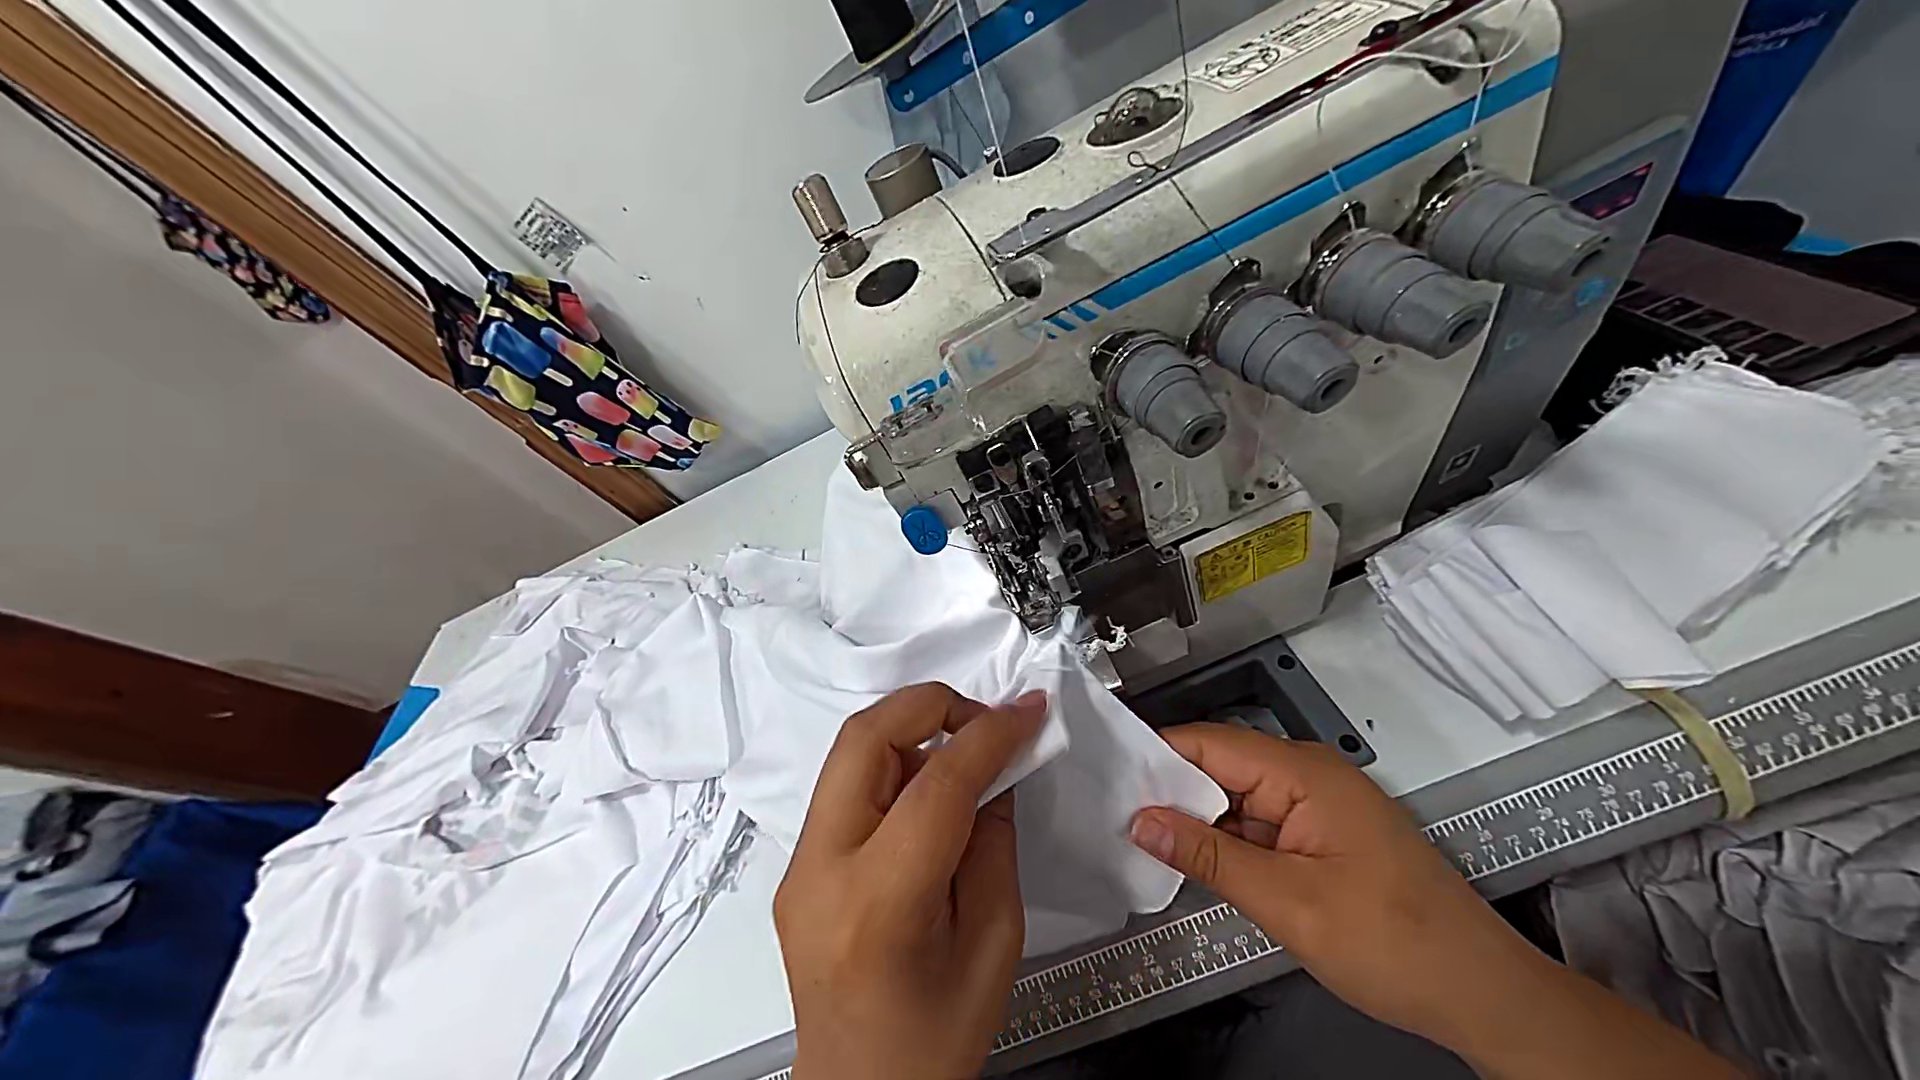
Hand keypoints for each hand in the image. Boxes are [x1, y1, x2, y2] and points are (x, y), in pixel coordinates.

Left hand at [776, 684, 1045, 1079]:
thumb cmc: (931, 1044)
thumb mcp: (994, 940)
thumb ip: (995, 840)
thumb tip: (997, 769)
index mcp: (878, 904)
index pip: (937, 783)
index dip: (990, 734)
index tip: (1025, 714)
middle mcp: (821, 873)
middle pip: (865, 737)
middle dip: (931, 705)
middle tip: (984, 719)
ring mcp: (798, 866)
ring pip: (850, 749)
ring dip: (911, 732)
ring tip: (962, 760)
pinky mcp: (797, 862)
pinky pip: (846, 782)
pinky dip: (893, 763)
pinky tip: (929, 793)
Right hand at [1129, 725, 1744, 1079]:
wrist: (1485, 996)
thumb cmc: (1395, 944)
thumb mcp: (1287, 901)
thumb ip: (1207, 854)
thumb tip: (1143, 820)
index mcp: (1302, 772)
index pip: (1209, 742)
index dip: (1156, 754)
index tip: (1109, 775)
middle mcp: (1307, 774)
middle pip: (1219, 765)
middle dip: (1171, 789)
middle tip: (1117, 812)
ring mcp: (1314, 803)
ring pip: (1234, 795)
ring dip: (1197, 817)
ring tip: (1144, 835)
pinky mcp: (1318, 831)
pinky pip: (1256, 820)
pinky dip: (1225, 837)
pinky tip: (1194, 856)